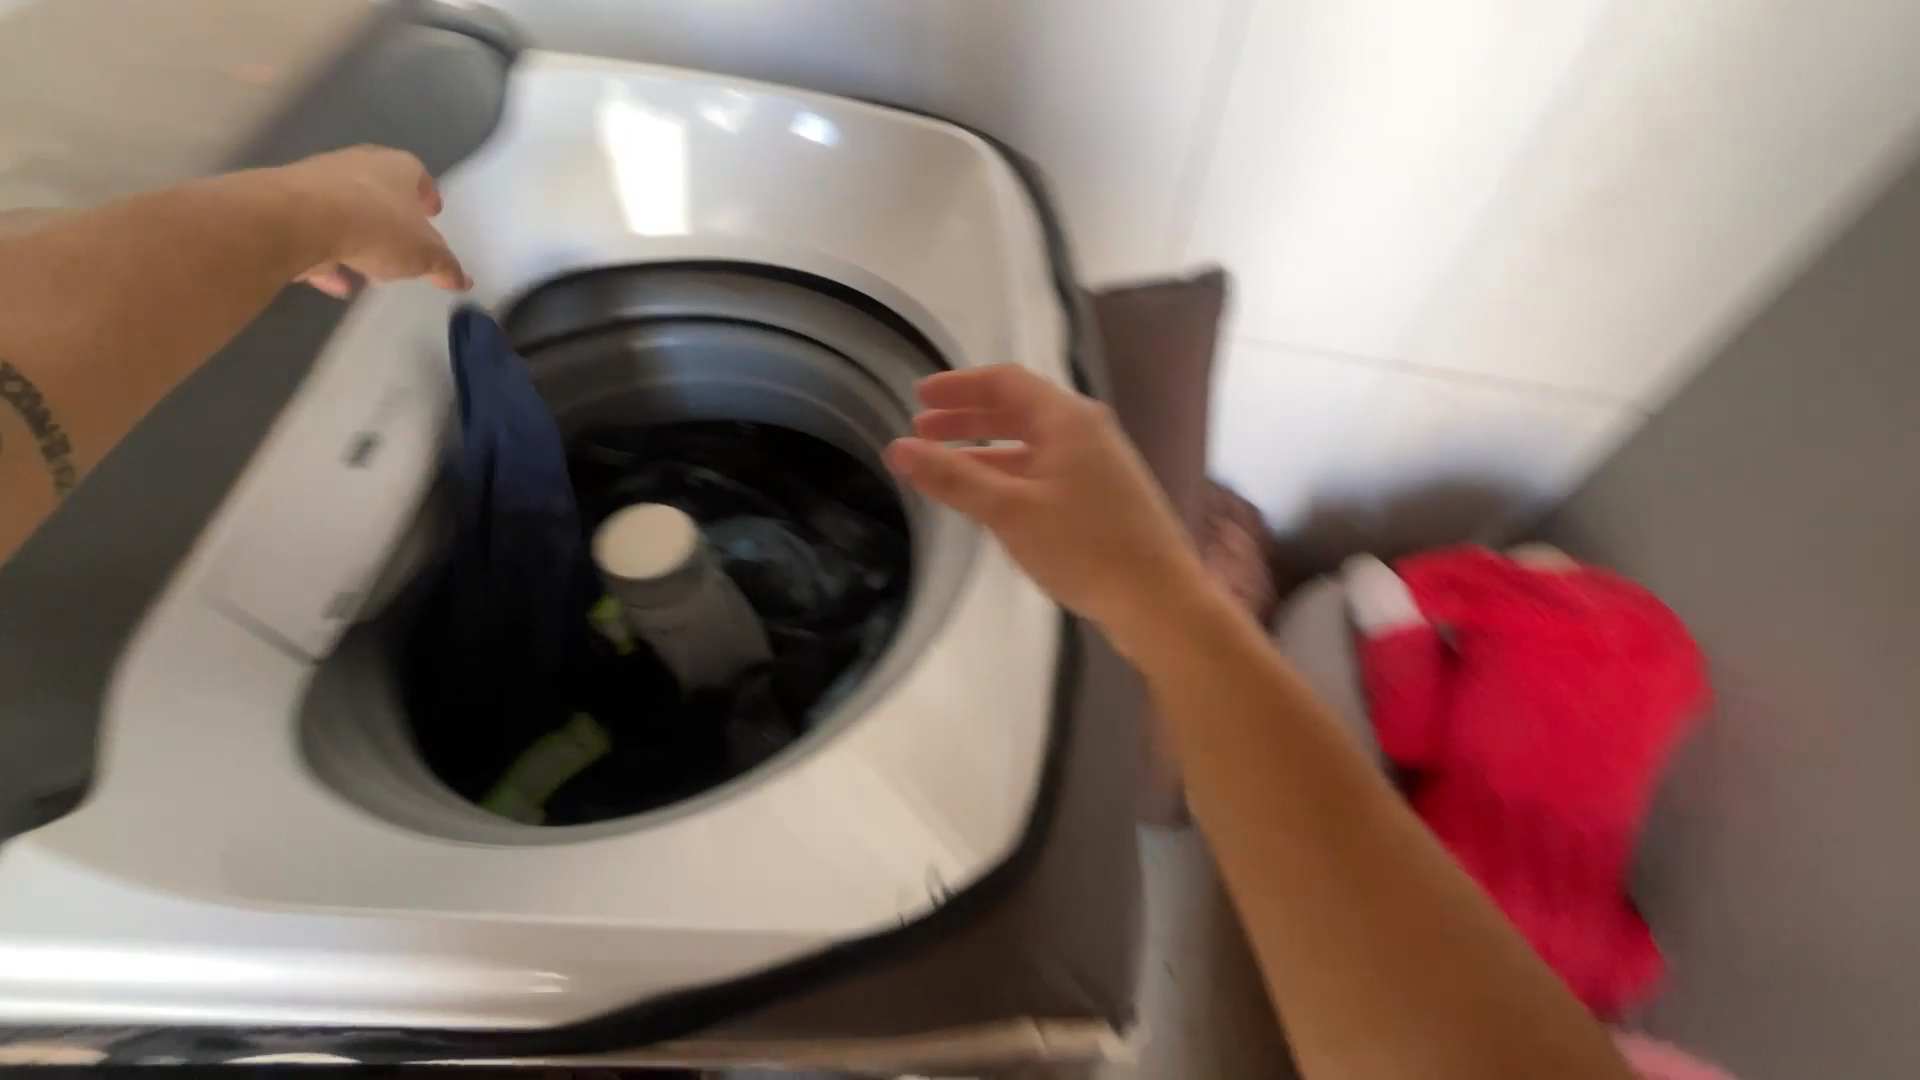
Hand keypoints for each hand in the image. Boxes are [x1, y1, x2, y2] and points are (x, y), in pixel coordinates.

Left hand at [270, 146, 470, 297]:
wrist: (298, 220)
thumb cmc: (378, 227)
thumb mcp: (428, 255)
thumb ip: (447, 268)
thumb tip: (463, 281)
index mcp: (395, 168)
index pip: (418, 174)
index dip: (427, 195)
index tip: (432, 215)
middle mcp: (356, 164)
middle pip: (379, 190)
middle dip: (393, 216)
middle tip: (404, 243)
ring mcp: (316, 180)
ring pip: (346, 209)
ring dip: (359, 237)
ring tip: (371, 268)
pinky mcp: (286, 203)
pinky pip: (316, 231)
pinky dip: (329, 255)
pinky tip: (337, 282)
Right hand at [886, 365, 1211, 654]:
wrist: (1159, 600)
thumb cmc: (1084, 547)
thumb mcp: (1010, 511)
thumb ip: (953, 478)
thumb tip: (898, 449)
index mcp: (1067, 419)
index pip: (1004, 381)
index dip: (958, 386)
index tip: (918, 396)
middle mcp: (1086, 431)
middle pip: (1017, 410)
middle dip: (967, 419)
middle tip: (923, 431)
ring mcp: (1098, 465)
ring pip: (1031, 446)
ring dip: (987, 451)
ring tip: (945, 468)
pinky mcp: (1103, 498)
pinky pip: (1046, 473)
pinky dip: (1011, 477)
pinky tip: (990, 501)